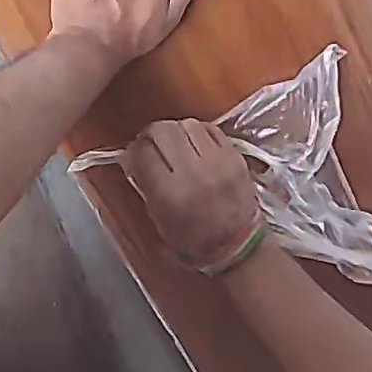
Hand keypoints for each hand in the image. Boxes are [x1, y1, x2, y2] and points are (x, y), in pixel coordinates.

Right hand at [124, 119, 263, 270]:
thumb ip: (145, 185)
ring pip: (186, 124)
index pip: (141, 152)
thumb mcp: (158, 219)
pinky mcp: (235, 156)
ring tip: (174, 145)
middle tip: (150, 145)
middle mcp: (193, 172)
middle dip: (150, 135)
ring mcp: (217, 161)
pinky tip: (194, 144)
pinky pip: (209, 128)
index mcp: (169, 193)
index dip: (132, 151)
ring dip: (175, 131)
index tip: (133, 156)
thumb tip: (133, 158)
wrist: (239, 247)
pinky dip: (197, 132)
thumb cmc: (193, 241)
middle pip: (161, 130)